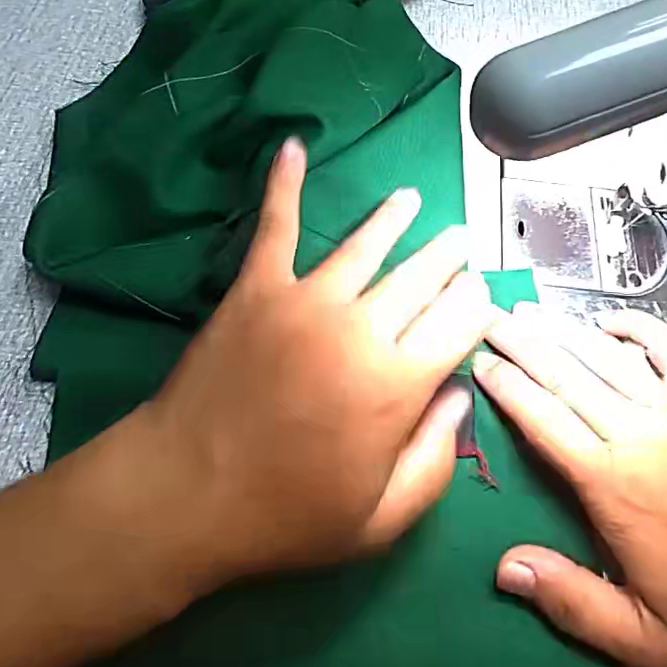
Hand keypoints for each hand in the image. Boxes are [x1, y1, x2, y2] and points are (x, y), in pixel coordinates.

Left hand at [82, 137, 492, 589]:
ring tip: (412, 200)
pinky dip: (285, 184)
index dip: (478, 305)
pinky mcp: (258, 289)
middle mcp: (362, 329)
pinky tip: (292, 146)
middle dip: (449, 258)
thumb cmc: (287, 516)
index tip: (482, 296)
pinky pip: (277, 227)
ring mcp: (307, 301)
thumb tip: (460, 394)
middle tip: (460, 243)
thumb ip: (436, 459)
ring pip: (367, 245)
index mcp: (398, 384)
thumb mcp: (380, 520)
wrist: (184, 498)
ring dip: (395, 218)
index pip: (461, 324)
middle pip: (423, 278)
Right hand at [474, 307, 666, 666]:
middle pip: (567, 373)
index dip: (507, 386)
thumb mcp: (647, 640)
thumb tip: (505, 568)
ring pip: (608, 355)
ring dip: (564, 329)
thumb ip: (572, 601)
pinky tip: (613, 322)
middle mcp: (640, 433)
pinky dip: (638, 329)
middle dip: (523, 342)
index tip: (480, 363)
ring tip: (531, 310)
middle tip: (491, 318)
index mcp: (615, 485)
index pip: (544, 419)